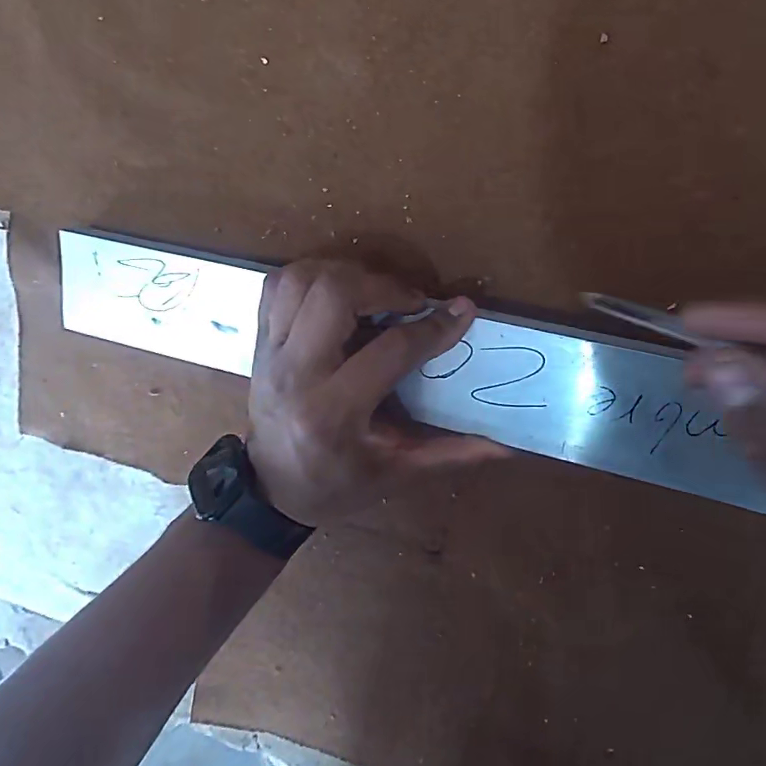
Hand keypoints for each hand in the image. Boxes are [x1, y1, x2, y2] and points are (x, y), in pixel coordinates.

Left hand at [248, 260, 508, 525]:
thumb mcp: (397, 474)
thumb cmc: (337, 484)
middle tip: (412, 301)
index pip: (390, 350)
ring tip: (378, 292)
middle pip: (335, 294)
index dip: (434, 327)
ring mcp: (270, 353)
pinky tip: (341, 291)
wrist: (268, 491)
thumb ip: (451, 454)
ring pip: (303, 280)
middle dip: (384, 285)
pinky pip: (279, 284)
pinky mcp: (259, 341)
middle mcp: (296, 374)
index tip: (463, 312)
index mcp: (334, 412)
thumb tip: (506, 448)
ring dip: (348, 273)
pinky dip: (313, 275)